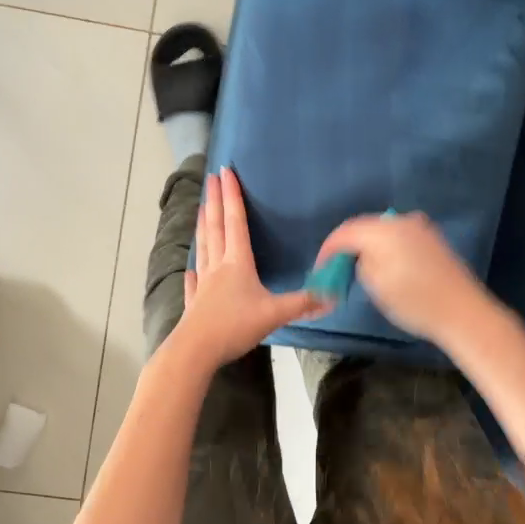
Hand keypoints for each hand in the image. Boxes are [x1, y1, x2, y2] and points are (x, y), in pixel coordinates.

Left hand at [172, 167, 332, 368]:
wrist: (195, 351)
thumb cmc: (234, 326)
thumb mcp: (274, 314)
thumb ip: (303, 303)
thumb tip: (333, 294)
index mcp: (238, 263)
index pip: (236, 222)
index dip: (232, 196)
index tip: (226, 172)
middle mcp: (218, 266)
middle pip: (216, 227)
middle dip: (215, 200)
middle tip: (211, 177)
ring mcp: (203, 284)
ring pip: (203, 247)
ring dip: (203, 225)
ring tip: (201, 207)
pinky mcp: (195, 303)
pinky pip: (194, 282)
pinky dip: (193, 272)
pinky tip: (190, 269)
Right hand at [314, 212, 494, 343]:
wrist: (463, 311)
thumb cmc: (414, 301)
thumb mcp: (376, 285)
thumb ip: (360, 263)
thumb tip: (360, 256)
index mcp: (384, 230)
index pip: (345, 231)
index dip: (328, 249)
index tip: (320, 268)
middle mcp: (401, 220)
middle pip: (364, 226)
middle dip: (348, 245)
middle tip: (337, 267)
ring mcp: (420, 227)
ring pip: (382, 230)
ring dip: (367, 245)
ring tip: (358, 267)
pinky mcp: (432, 238)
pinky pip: (399, 235)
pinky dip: (385, 246)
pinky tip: (384, 264)